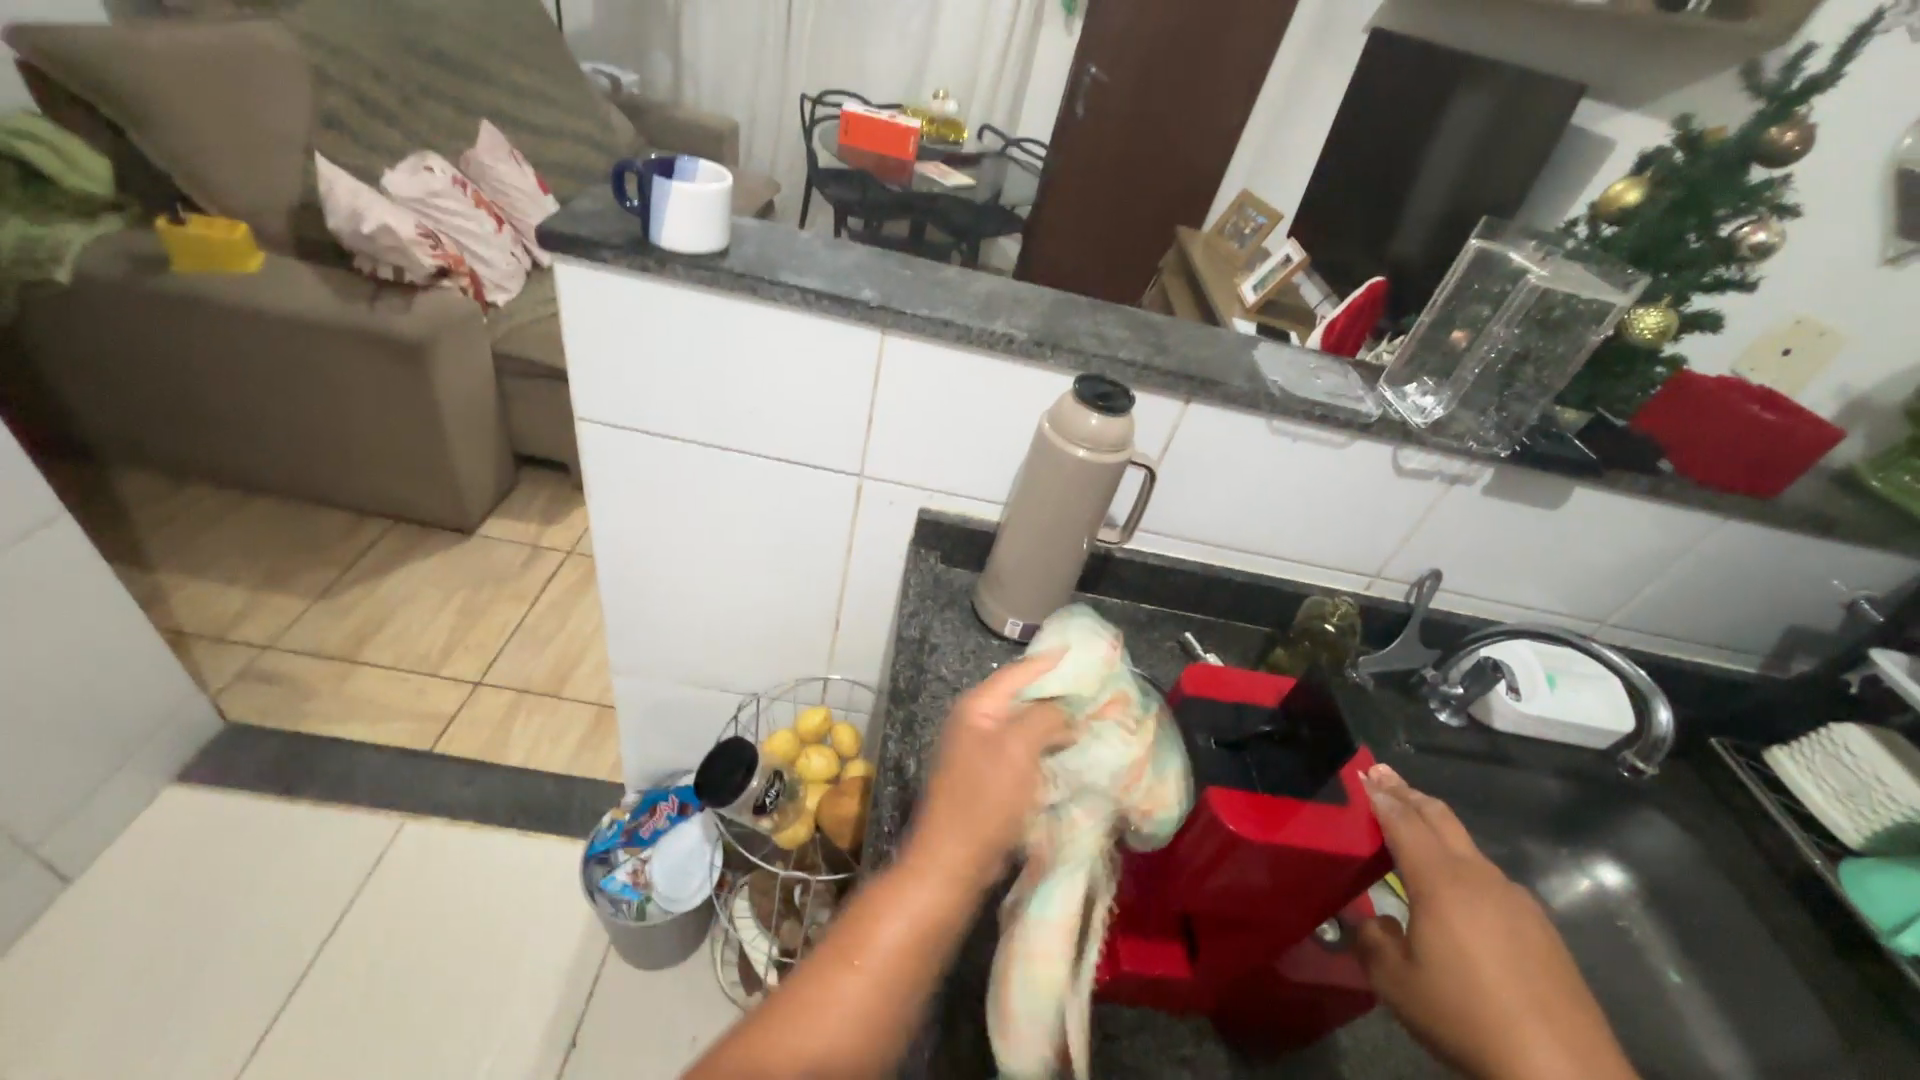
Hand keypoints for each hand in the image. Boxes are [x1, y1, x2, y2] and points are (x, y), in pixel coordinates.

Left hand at [903, 652, 1072, 893]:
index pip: (1017, 673)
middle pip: (1021, 698)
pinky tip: (1068, 752)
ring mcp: (979, 752)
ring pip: (1023, 727)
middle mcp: (975, 722)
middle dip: (1056, 693)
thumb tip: (1068, 710)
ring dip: (1053, 723)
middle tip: (1094, 687)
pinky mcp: (988, 779)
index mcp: (976, 707)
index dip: (1048, 662)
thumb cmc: (984, 799)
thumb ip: (1045, 718)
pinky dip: (1045, 749)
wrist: (953, 860)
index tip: (1080, 652)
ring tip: (1089, 717)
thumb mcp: (1018, 749)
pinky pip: (1022, 753)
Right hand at [1354, 764, 1637, 1079]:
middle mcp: (1481, 878)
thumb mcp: (1396, 984)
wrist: (1562, 1070)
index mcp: (1441, 882)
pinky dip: (1462, 869)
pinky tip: (1456, 900)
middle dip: (1409, 794)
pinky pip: (1490, 883)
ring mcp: (1518, 901)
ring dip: (1436, 830)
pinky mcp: (1541, 929)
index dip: (1381, 795)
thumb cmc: (1466, 1017)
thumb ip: (1372, 941)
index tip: (1363, 772)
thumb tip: (1372, 921)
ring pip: (1467, 850)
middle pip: (1441, 819)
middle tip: (1383, 775)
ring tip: (1413, 832)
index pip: (1404, 821)